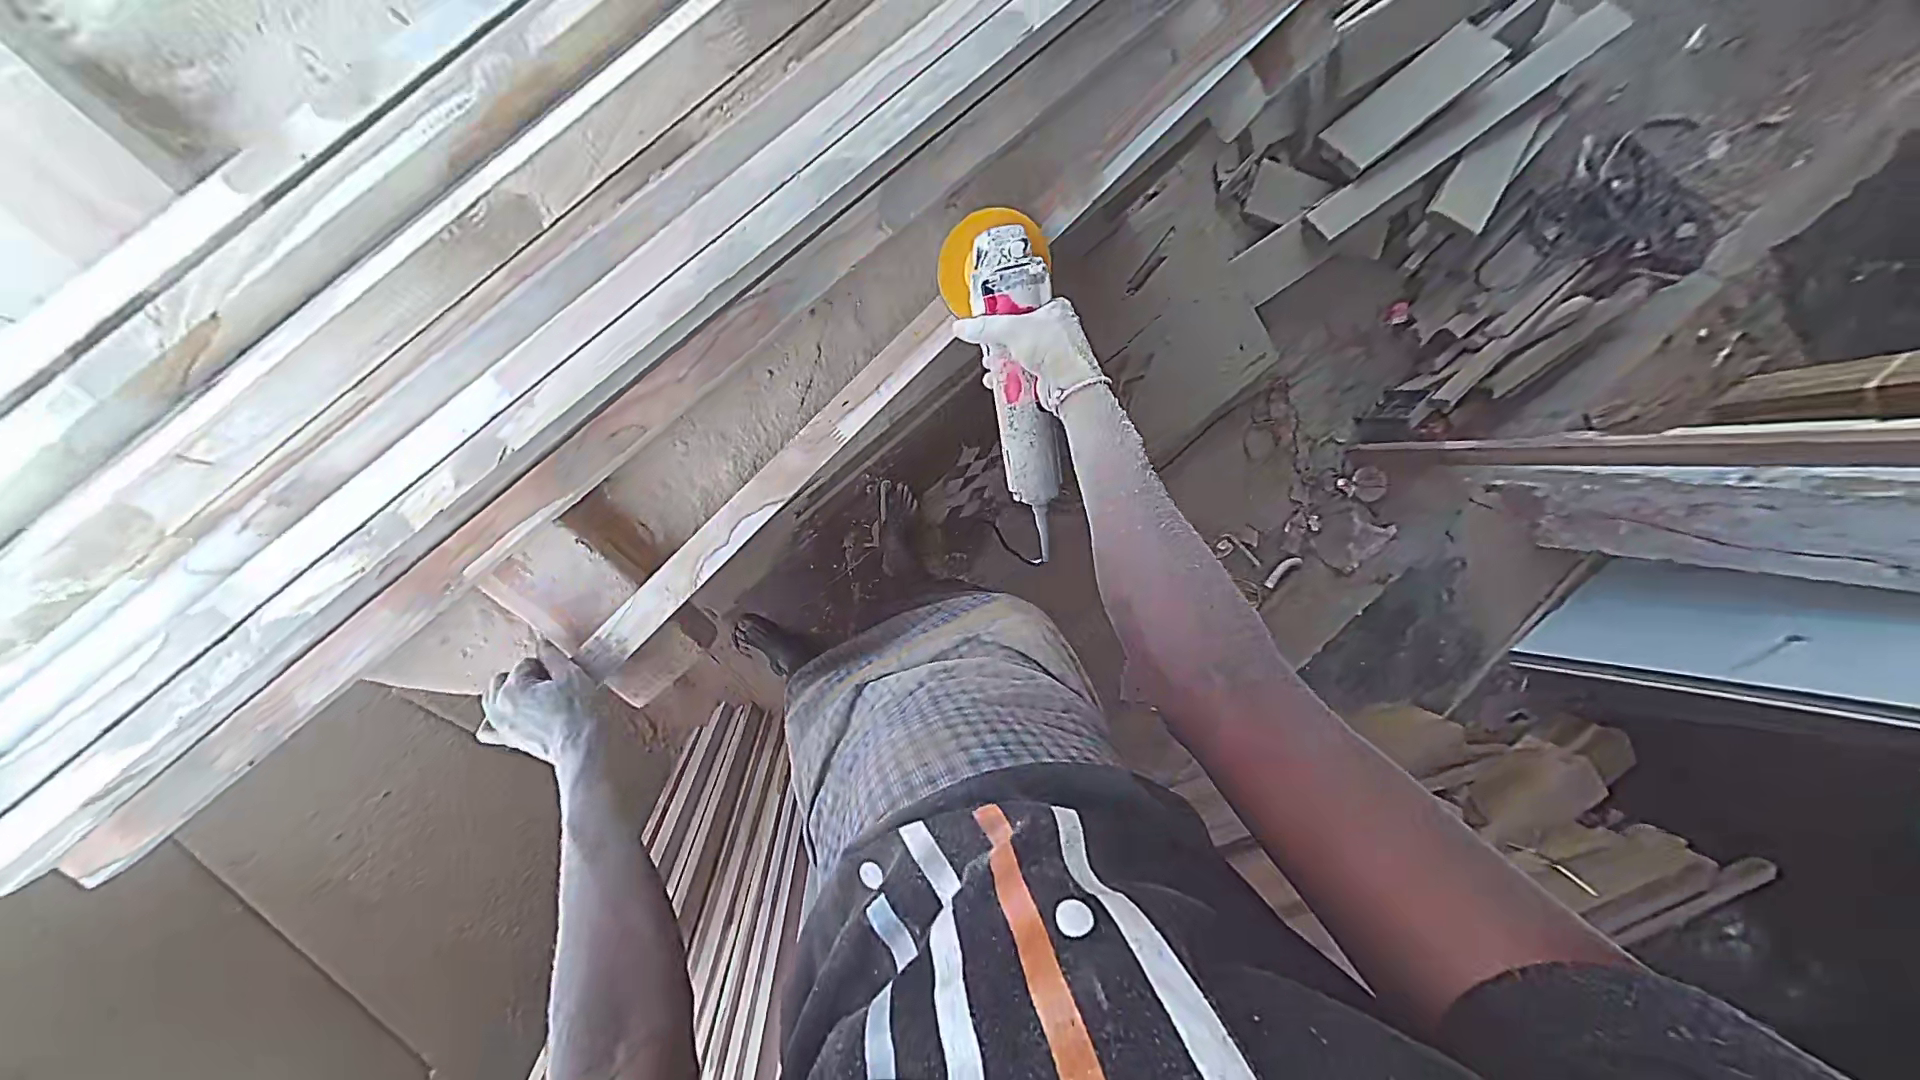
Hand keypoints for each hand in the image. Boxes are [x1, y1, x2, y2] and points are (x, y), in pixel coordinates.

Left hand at [479, 642, 604, 766]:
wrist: (582, 746)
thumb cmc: (580, 711)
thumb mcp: (572, 675)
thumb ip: (552, 656)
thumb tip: (542, 642)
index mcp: (512, 688)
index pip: (525, 663)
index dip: (547, 666)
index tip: (562, 675)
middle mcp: (498, 705)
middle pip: (503, 679)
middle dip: (524, 677)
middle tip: (550, 683)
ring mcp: (500, 725)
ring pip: (492, 699)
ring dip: (509, 693)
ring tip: (536, 696)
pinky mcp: (507, 740)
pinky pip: (488, 728)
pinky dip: (494, 720)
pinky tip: (510, 716)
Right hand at [953, 297, 1101, 401]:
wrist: (1068, 385)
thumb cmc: (1055, 350)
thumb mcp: (1012, 329)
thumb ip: (985, 327)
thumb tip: (964, 327)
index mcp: (1054, 309)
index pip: (1024, 306)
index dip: (1005, 313)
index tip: (990, 319)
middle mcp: (1057, 332)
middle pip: (1019, 334)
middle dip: (1000, 345)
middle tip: (990, 346)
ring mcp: (1053, 356)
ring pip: (1020, 357)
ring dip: (1004, 363)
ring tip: (993, 365)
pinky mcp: (1048, 377)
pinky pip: (1024, 376)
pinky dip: (1011, 380)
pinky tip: (1002, 381)